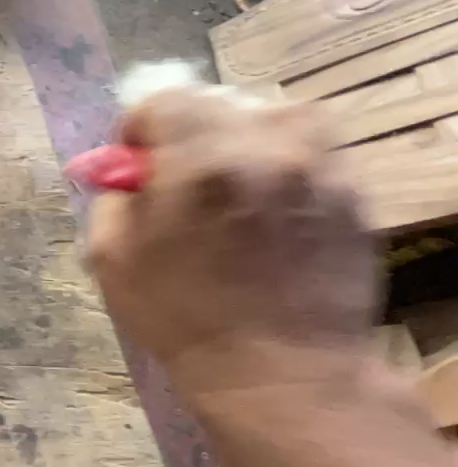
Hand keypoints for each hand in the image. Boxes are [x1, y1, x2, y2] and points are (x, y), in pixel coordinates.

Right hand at [86, 88, 379, 398]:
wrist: (277, 365)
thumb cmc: (177, 313)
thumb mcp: (110, 256)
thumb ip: (114, 200)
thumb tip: (124, 175)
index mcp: (198, 165)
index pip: (167, 101)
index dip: (139, 127)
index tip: (133, 163)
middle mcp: (266, 153)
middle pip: (224, 103)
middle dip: (189, 130)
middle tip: (176, 173)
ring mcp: (322, 173)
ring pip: (283, 116)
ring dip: (248, 134)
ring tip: (231, 174)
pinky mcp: (356, 198)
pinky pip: (318, 154)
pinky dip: (286, 163)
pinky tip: (267, 204)